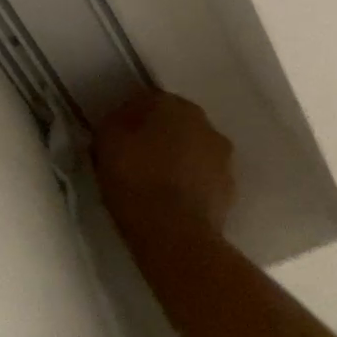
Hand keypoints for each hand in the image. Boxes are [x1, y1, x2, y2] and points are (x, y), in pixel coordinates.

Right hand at [92, 90, 235, 233]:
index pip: (144, 101)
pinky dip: (189, 183)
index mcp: (171, 104)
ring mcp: (222, 158)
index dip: (127, 118)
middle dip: (157, 135)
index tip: (114, 137)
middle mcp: (203, 123)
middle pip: (173, 123)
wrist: (175, 235)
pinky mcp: (230, 191)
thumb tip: (122, 123)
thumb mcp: (105, 141)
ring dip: (177, 159)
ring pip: (191, 150)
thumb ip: (114, 123)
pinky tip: (170, 200)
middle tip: (134, 157)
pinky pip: (202, 178)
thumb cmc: (135, 178)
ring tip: (153, 182)